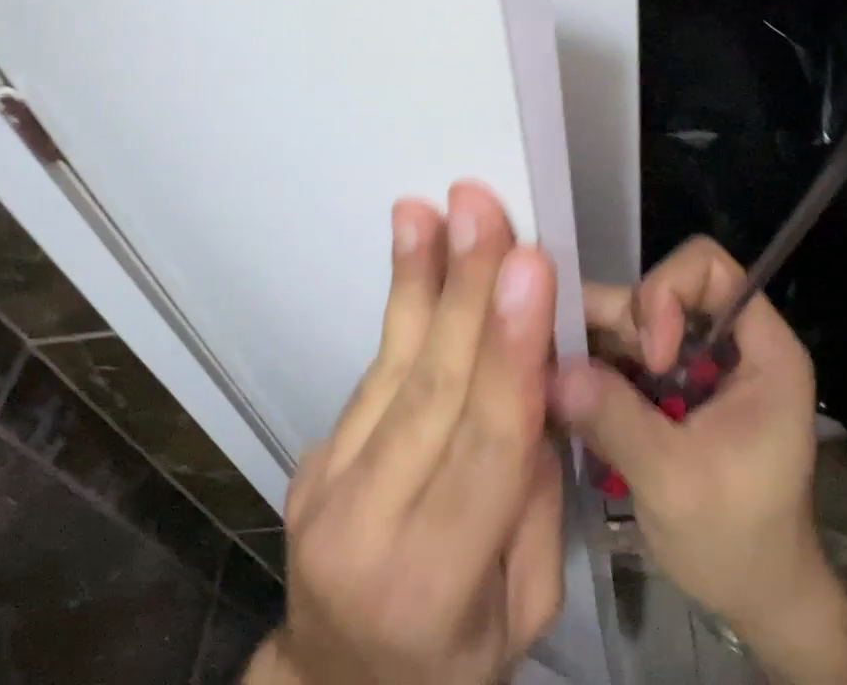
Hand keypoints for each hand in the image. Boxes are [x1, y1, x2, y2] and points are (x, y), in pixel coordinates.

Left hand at [249, 183, 563, 684]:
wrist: (338, 684)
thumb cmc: (451, 661)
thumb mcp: (524, 612)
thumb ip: (533, 504)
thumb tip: (535, 389)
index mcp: (435, 582)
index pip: (484, 447)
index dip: (510, 352)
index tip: (529, 268)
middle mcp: (368, 525)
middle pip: (430, 392)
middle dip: (462, 291)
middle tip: (479, 209)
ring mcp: (326, 489)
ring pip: (390, 371)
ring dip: (417, 283)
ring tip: (427, 211)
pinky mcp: (311, 462)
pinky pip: (372, 380)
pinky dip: (400, 315)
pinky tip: (413, 256)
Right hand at [556, 236, 837, 638]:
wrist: (751, 594)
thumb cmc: (736, 539)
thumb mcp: (676, 481)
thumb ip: (617, 420)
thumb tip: (549, 369)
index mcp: (760, 352)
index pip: (710, 272)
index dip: (667, 294)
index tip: (650, 360)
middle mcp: (722, 345)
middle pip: (657, 294)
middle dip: (611, 326)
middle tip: (571, 370)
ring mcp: (689, 368)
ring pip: (627, 326)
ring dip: (588, 350)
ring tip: (551, 384)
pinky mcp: (661, 393)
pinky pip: (616, 359)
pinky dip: (586, 373)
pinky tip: (557, 399)